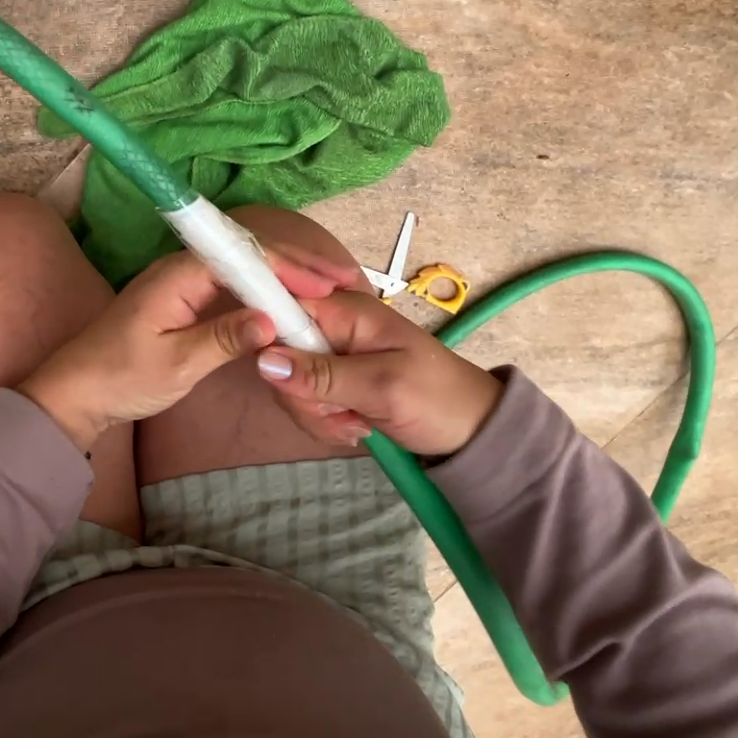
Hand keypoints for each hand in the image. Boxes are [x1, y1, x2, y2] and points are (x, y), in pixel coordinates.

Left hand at [18, 246, 352, 448]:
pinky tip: (289, 308)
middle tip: (344, 281)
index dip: (290, 268)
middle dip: (298, 267)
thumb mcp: (176, 364)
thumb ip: (224, 339)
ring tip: (330, 292)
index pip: (245, 258)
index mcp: (178, 275)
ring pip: (244, 273)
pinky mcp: (185, 302)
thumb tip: (274, 320)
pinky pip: (233, 289)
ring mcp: (184, 285)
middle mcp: (183, 270)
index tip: (329, 284)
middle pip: (250, 257)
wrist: (77, 391)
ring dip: (285, 280)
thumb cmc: (120, 377)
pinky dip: (264, 296)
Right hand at [253, 290, 501, 455]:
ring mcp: (332, 353)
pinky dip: (322, 419)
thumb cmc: (438, 400)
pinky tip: (353, 427)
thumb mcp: (382, 387)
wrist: (474, 433)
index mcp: (346, 310)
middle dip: (299, 392)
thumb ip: (321, 375)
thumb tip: (263, 361)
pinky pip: (304, 398)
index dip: (267, 334)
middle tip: (338, 413)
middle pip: (278, 351)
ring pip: (288, 380)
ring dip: (313, 412)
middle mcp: (333, 325)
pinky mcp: (333, 380)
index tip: (278, 374)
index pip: (281, 305)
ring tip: (354, 424)